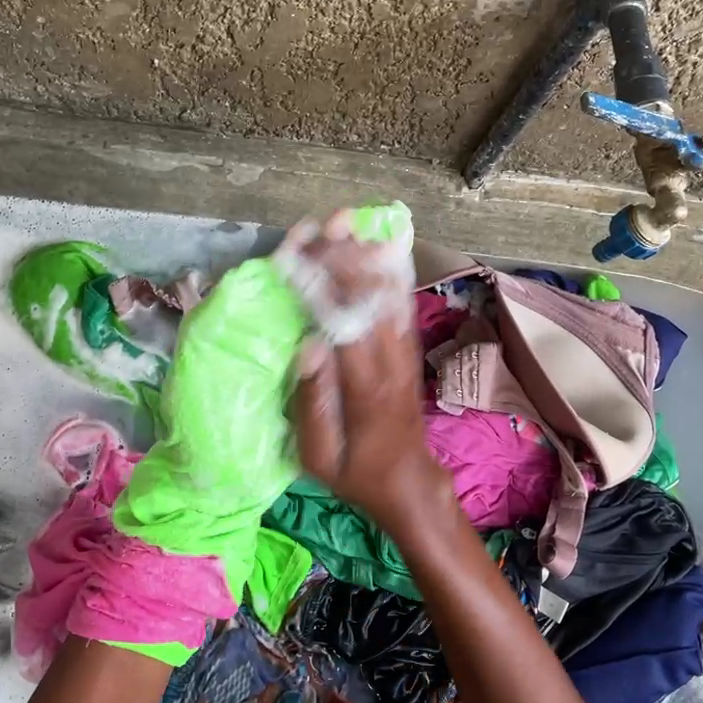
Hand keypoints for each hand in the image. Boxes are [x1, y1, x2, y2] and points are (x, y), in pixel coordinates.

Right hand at [284, 223, 447, 529]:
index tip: (293, 257)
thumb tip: (307, 347)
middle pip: (369, 295)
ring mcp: (405, 349)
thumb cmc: (357, 473)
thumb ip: (313, 405)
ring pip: (389, 290)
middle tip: (312, 229)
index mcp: (365, 385)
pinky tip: (376, 240)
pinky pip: (401, 299)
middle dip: (341, 256)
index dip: (319, 285)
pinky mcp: (409, 347)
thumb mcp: (321, 457)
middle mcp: (390, 358)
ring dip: (365, 253)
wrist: (410, 481)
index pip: (343, 322)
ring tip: (342, 222)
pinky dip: (389, 266)